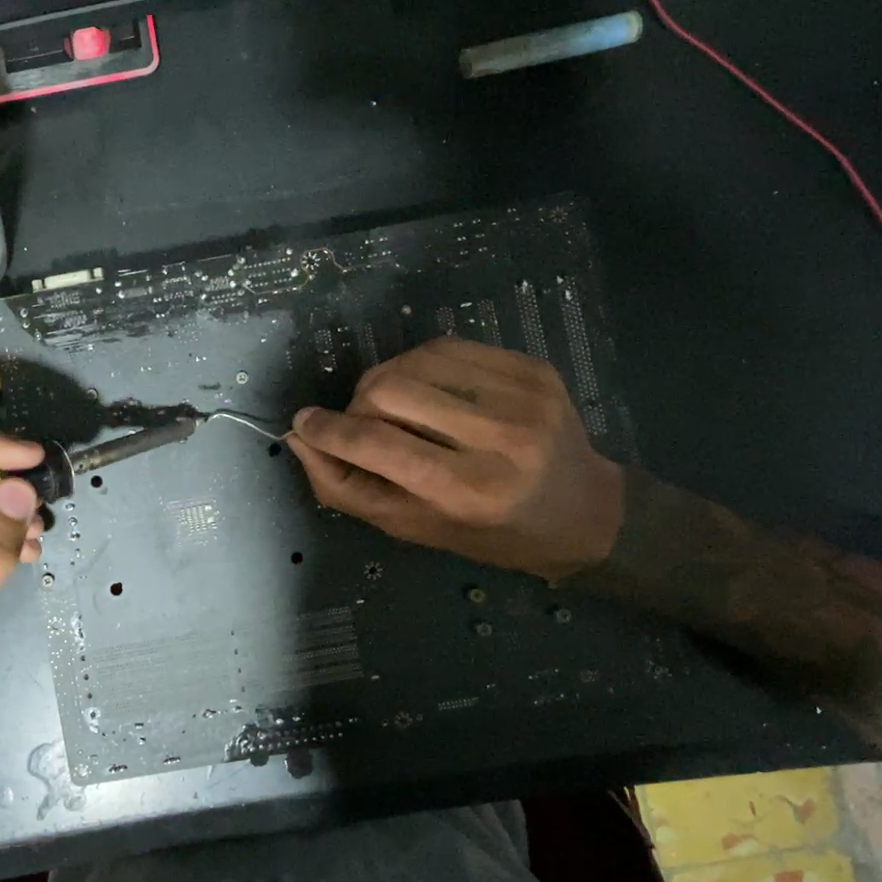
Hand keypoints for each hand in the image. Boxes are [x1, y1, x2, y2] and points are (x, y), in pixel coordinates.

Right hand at [286, 338, 624, 580]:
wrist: (582, 511)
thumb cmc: (490, 533)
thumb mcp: (412, 528)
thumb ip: (346, 487)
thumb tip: (299, 437)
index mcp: (471, 492)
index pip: (378, 445)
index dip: (330, 431)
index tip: (305, 423)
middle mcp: (500, 439)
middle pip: (390, 390)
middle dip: (358, 404)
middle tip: (362, 424)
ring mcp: (521, 396)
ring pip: (413, 361)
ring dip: (385, 381)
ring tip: (394, 407)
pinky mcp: (530, 367)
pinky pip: (446, 347)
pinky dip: (419, 365)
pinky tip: (426, 389)